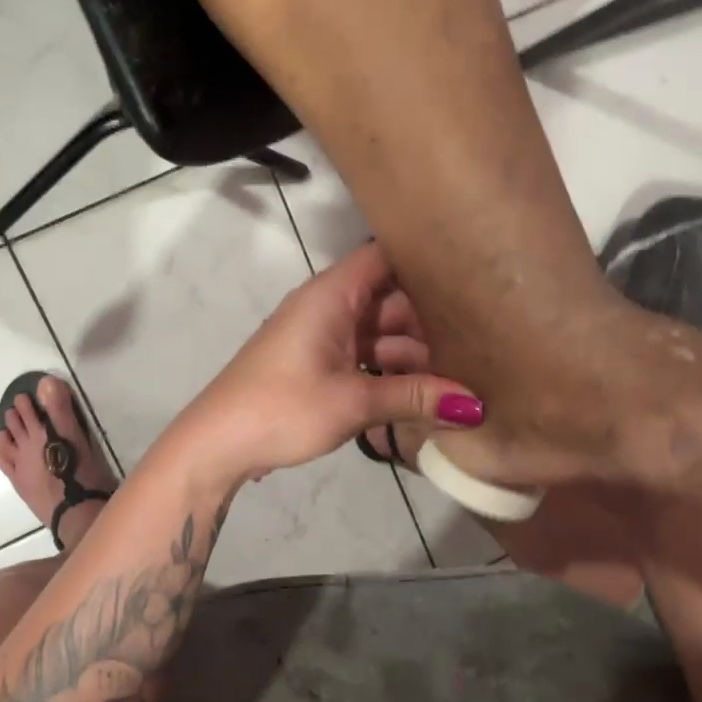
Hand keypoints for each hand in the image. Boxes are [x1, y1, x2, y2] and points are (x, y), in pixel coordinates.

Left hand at [170, 244, 484, 483]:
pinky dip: (389, 372)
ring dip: (412, 356)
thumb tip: (475, 407)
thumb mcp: (353, 403)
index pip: (386, 257)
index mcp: (331, 295)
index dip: (428, 262)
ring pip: (378, 334)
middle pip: (389, 301)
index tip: (476, 277)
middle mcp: (326, 307)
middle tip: (484, 343)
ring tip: (465, 376)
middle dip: (430, 323)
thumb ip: (415, 398)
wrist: (216, 444)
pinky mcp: (314, 367)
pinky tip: (424, 396)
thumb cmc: (282, 408)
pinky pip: (362, 358)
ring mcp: (319, 338)